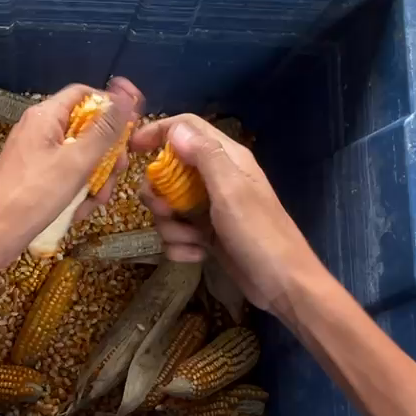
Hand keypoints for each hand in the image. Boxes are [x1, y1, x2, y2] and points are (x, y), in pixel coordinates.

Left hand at [0, 77, 143, 256]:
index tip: (131, 129)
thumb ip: (104, 129)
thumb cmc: (34, 195)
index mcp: (45, 116)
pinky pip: (66, 175)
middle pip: (85, 127)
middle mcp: (40, 129)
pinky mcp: (35, 177)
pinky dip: (77, 190)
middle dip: (106, 152)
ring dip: (95, 177)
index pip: (84, 94)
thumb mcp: (76, 161)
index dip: (111, 107)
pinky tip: (79, 210)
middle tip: (117, 172)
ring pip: (79, 156)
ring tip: (97, 200)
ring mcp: (36, 154)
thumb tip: (125, 95)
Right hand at [131, 114, 324, 314]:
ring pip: (168, 206)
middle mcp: (216, 179)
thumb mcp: (231, 191)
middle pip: (168, 171)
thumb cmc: (260, 235)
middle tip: (165, 211)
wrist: (283, 287)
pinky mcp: (206, 235)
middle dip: (159, 194)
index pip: (187, 128)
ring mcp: (210, 209)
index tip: (133, 149)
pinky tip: (198, 255)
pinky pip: (176, 233)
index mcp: (227, 159)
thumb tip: (175, 129)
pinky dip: (180, 245)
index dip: (158, 132)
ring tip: (192, 240)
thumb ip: (205, 157)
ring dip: (171, 225)